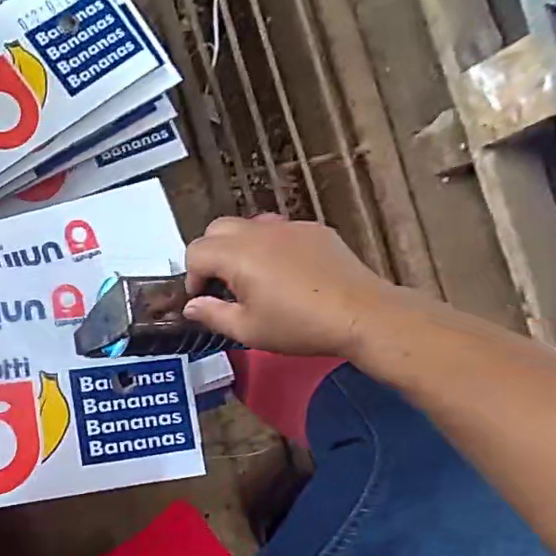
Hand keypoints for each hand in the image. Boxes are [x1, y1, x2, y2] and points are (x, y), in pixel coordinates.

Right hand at [183, 214, 408, 356]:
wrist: (363, 315)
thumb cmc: (301, 326)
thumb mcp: (247, 330)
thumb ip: (212, 314)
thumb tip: (191, 307)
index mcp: (238, 256)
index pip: (196, 252)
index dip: (192, 276)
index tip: (204, 297)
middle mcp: (259, 233)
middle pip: (216, 229)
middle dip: (210, 254)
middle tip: (221, 284)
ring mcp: (289, 227)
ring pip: (247, 225)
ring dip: (238, 246)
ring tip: (251, 276)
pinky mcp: (314, 230)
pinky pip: (279, 229)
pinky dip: (269, 245)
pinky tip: (284, 272)